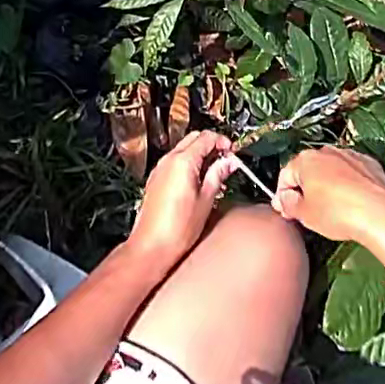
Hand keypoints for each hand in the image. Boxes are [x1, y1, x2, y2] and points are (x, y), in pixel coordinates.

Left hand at [125, 131, 239, 268]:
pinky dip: (188, 164)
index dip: (222, 141)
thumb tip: (228, 163)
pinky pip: (174, 161)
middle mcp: (169, 160)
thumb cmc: (176, 229)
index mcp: (183, 161)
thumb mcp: (206, 201)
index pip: (206, 137)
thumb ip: (217, 176)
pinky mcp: (156, 179)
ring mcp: (160, 169)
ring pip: (183, 148)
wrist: (151, 246)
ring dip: (200, 154)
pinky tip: (198, 182)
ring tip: (215, 173)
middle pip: (193, 138)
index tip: (232, 151)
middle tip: (226, 159)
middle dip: (211, 144)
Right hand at [272, 146, 384, 242]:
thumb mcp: (305, 215)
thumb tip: (285, 199)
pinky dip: (349, 182)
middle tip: (308, 210)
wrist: (380, 216)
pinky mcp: (369, 164)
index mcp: (305, 160)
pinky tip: (352, 200)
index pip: (286, 176)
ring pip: (331, 169)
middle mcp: (325, 152)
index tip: (285, 209)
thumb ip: (288, 204)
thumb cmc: (340, 213)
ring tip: (333, 207)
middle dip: (306, 188)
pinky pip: (352, 172)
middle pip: (308, 170)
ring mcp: (349, 155)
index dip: (283, 195)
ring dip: (328, 184)